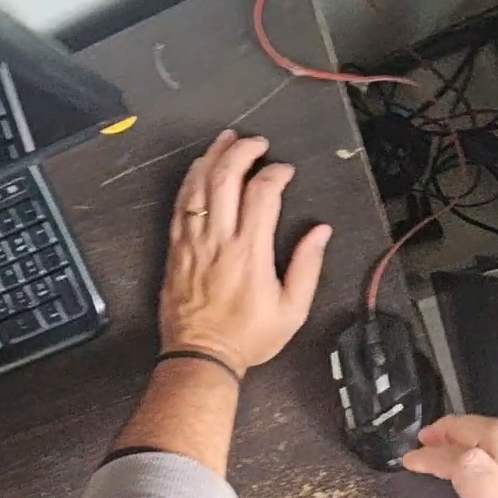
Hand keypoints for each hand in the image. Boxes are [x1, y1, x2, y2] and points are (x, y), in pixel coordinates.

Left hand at [159, 130, 331, 376]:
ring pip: (198, 185)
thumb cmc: (248, 338)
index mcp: (250, 252)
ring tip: (226, 140)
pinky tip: (199, 169)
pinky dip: (191, 181)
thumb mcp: (291, 311)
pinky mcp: (175, 250)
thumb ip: (307, 268)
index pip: (262, 193)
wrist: (200, 356)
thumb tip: (321, 231)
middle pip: (226, 178)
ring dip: (213, 157)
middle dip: (242, 151)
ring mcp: (193, 243)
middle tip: (256, 143)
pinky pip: (180, 205)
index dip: (275, 173)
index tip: (285, 171)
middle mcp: (219, 240)